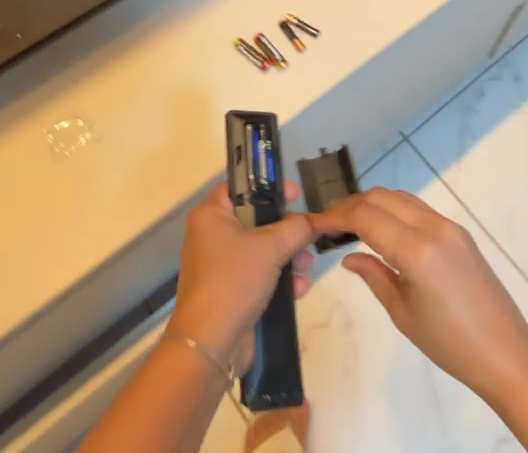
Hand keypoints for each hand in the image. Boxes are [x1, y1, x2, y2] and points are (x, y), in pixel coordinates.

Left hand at [167, 180, 315, 374]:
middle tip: (309, 231)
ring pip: (261, 250)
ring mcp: (220, 266)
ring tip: (308, 264)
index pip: (239, 187)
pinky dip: (280, 279)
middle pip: (255, 219)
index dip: (268, 186)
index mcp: (211, 215)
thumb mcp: (271, 246)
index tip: (295, 194)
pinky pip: (260, 275)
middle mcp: (212, 236)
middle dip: (286, 228)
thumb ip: (297, 227)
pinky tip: (301, 288)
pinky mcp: (231, 292)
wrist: (211, 342)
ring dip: (288, 255)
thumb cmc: (234, 279)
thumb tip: (316, 219)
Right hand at [310, 188, 527, 401]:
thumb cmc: (449, 344)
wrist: (506, 353)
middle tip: (328, 224)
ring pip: (400, 198)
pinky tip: (381, 230)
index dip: (336, 216)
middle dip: (351, 206)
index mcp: (416, 251)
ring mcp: (449, 226)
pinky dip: (394, 210)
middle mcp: (433, 228)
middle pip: (381, 197)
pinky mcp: (459, 232)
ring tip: (350, 225)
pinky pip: (418, 209)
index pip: (365, 217)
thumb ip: (374, 276)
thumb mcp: (403, 313)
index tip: (313, 223)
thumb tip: (349, 256)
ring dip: (372, 205)